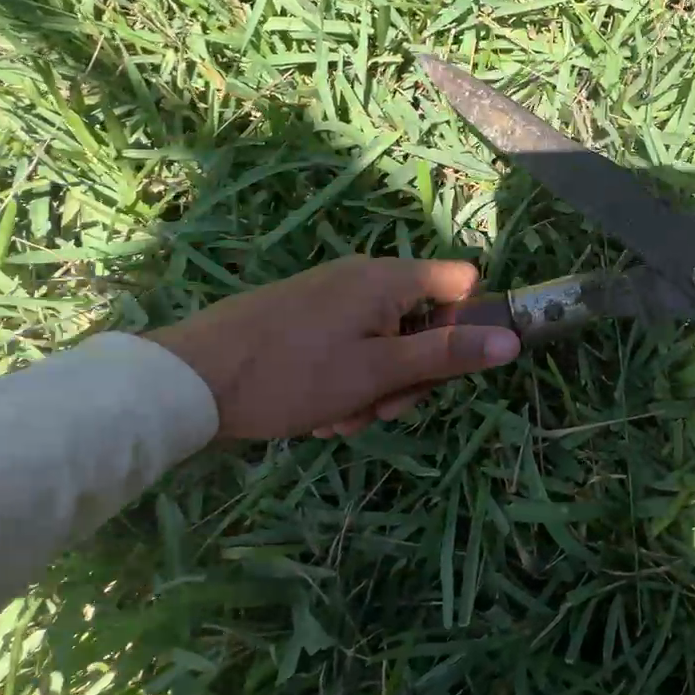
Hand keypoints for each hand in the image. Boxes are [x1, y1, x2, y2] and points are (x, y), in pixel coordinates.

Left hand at [145, 256, 519, 439]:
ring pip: (386, 341)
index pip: (464, 283)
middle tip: (381, 407)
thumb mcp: (379, 373)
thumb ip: (448, 356)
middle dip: (412, 371)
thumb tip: (514, 341)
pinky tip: (320, 412)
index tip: (442, 366)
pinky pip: (351, 344)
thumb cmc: (291, 374)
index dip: (467, 324)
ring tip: (339, 418)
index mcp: (390, 279)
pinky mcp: (305, 314)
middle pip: (425, 320)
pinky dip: (347, 378)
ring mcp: (332, 294)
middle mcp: (365, 276)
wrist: (180, 382)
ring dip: (377, 384)